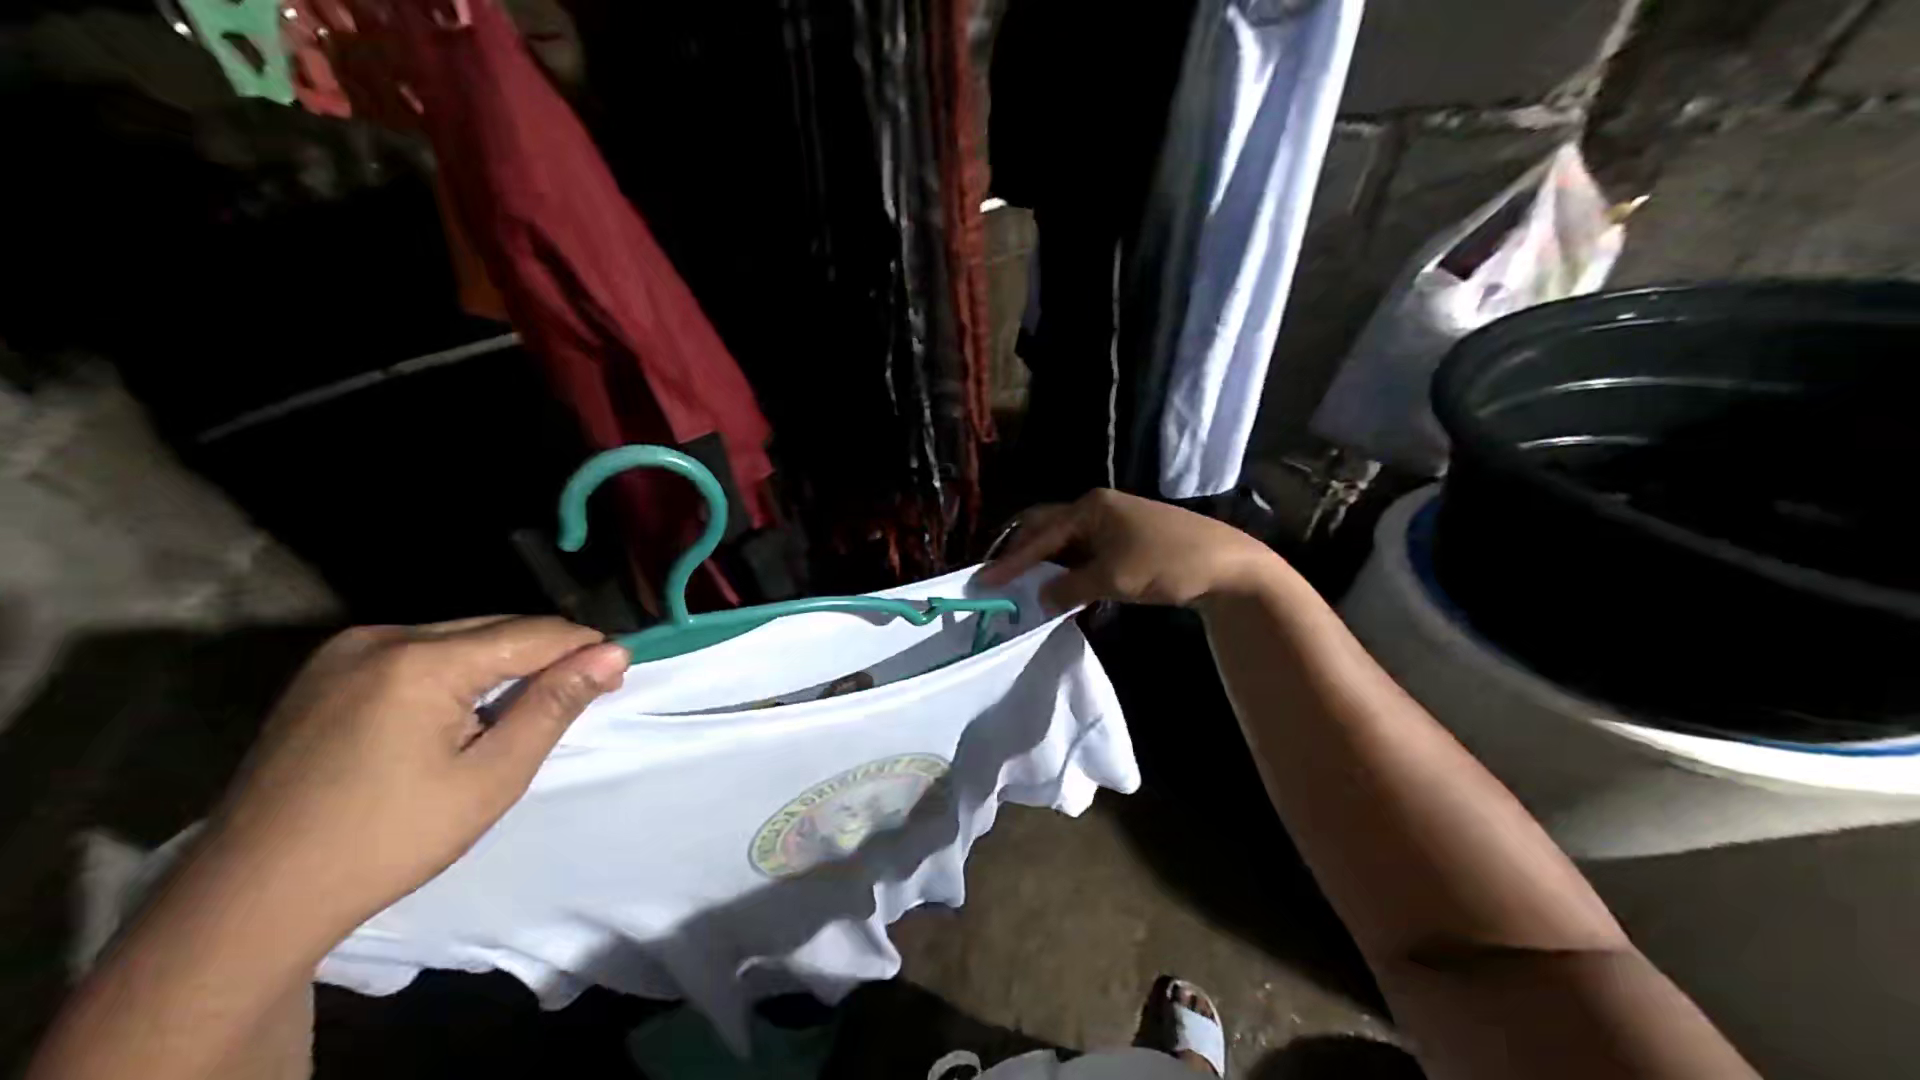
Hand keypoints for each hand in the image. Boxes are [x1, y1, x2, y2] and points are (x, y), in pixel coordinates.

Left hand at [198, 617, 629, 933]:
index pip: (533, 632)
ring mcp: (343, 652)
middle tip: (580, 696)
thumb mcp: (492, 776)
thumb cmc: (389, 841)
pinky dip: (458, 670)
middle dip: (545, 655)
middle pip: (496, 627)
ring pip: (458, 636)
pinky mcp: (323, 672)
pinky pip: (417, 652)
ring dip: (502, 662)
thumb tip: (614, 652)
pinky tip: (463, 710)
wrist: (248, 901)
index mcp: (421, 661)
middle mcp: (381, 637)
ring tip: (524, 708)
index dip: (585, 648)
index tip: (617, 676)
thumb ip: (555, 704)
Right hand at [980, 489, 1283, 612]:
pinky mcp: (1127, 539)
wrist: (1228, 564)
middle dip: (1022, 552)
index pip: (1039, 535)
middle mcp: (1097, 507)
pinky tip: (1061, 585)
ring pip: (1066, 541)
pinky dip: (1068, 568)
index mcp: (1089, 507)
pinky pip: (1085, 551)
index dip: (1011, 560)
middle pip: (1047, 528)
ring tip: (1023, 585)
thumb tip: (1040, 598)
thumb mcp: (1113, 579)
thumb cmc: (1166, 563)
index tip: (985, 581)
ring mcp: (1113, 522)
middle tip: (998, 577)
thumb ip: (1069, 588)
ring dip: (1045, 563)